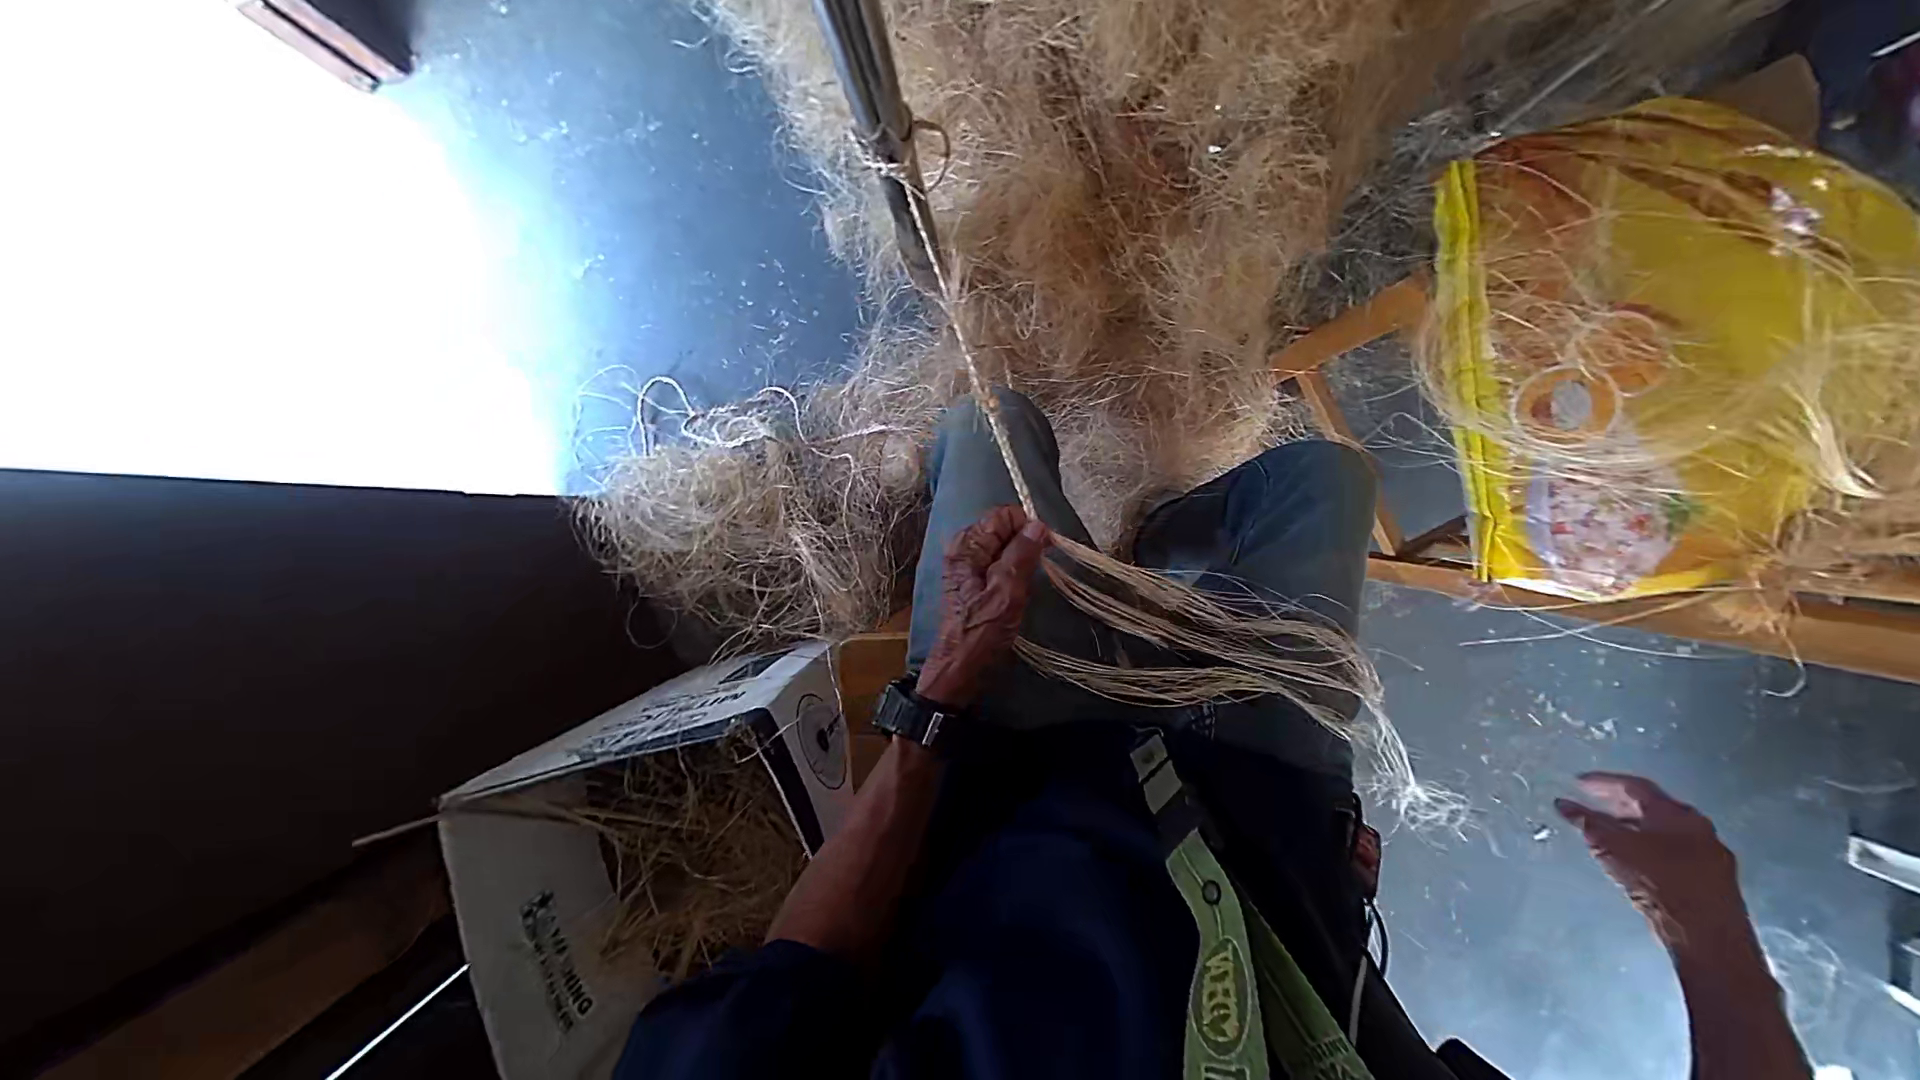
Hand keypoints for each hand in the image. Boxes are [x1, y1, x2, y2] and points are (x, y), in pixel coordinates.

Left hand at [916, 505, 1049, 708]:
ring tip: (1027, 584)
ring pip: (1005, 547)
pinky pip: (1001, 563)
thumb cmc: (982, 633)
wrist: (961, 668)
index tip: (1044, 549)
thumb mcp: (1006, 593)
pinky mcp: (975, 580)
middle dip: (1025, 543)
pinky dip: (1014, 571)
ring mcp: (969, 564)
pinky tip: (1019, 590)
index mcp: (967, 545)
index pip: (1004, 514)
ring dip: (1022, 559)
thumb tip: (1038, 525)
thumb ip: (1021, 556)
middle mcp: (964, 548)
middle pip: (1004, 528)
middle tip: (1036, 570)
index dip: (1027, 527)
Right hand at [1556, 772, 1748, 950]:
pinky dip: (1647, 843)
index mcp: (1677, 813)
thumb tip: (1563, 804)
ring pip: (1663, 829)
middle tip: (1590, 801)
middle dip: (1617, 803)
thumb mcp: (1609, 844)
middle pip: (1652, 806)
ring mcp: (1711, 854)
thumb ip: (1585, 820)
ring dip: (1632, 825)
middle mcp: (1699, 827)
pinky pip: (1673, 848)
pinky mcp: (1712, 877)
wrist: (1705, 933)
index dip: (1602, 781)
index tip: (1578, 782)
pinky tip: (1630, 853)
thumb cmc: (1656, 878)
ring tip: (1604, 828)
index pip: (1634, 786)